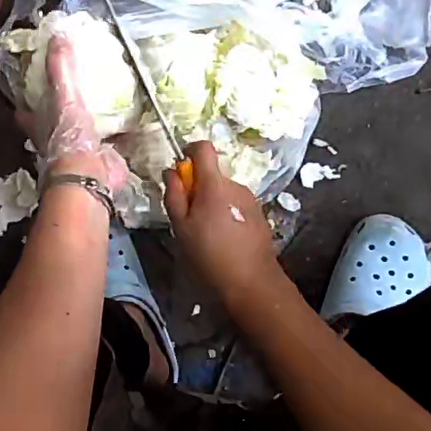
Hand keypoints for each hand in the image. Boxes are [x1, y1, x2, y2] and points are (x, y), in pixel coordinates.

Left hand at [31, 33, 128, 193]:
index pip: (26, 111)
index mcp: (39, 126)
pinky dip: (123, 131)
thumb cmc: (68, 137)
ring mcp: (81, 151)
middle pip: (55, 122)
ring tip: (108, 98)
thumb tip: (58, 34)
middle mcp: (57, 140)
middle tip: (77, 89)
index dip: (27, 100)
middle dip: (64, 110)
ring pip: (86, 132)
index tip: (33, 85)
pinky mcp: (105, 158)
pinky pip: (115, 141)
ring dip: (95, 120)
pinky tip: (134, 118)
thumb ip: (60, 68)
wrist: (90, 175)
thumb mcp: (62, 96)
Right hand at [163, 141, 287, 307]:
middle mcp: (235, 186)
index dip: (189, 151)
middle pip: (212, 175)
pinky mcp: (259, 214)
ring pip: (224, 192)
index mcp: (214, 185)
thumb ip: (174, 195)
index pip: (204, 148)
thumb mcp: (181, 227)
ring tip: (206, 233)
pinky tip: (223, 239)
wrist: (252, 281)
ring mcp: (250, 199)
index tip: (180, 168)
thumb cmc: (210, 255)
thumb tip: (171, 171)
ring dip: (212, 203)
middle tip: (188, 218)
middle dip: (197, 189)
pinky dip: (225, 214)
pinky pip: (235, 205)